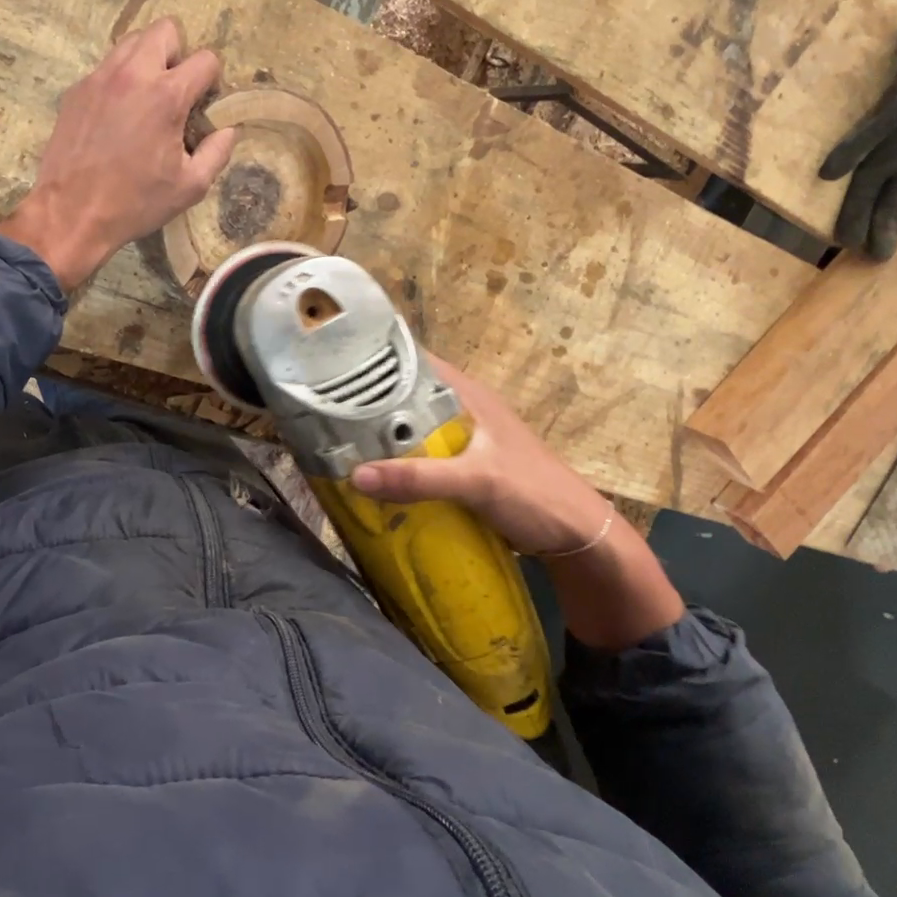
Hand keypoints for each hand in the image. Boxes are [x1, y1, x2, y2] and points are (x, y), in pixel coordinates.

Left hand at [0, 18, 238, 289]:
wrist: (70, 214)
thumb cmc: (134, 204)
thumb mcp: (190, 187)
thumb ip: (217, 152)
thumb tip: (227, 130)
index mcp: (166, 95)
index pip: (206, 59)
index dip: (212, 81)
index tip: (203, 107)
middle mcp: (132, 74)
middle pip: (166, 30)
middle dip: (179, 54)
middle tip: (175, 92)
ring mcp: (99, 78)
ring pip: (131, 42)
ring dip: (147, 61)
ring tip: (145, 100)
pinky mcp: (76, 90)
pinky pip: (105, 68)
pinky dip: (119, 81)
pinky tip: (116, 117)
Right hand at [352, 353, 684, 649]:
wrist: (579, 539)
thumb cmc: (536, 495)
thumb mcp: (477, 482)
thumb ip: (419, 478)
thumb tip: (356, 475)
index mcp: (468, 395)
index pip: (413, 360)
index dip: (373, 357)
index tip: (328, 364)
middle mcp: (460, 410)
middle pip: (402, 395)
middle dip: (364, 400)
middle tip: (318, 408)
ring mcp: (460, 440)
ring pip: (406, 427)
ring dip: (376, 434)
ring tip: (330, 440)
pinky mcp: (459, 468)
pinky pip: (414, 456)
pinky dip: (391, 461)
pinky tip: (366, 475)